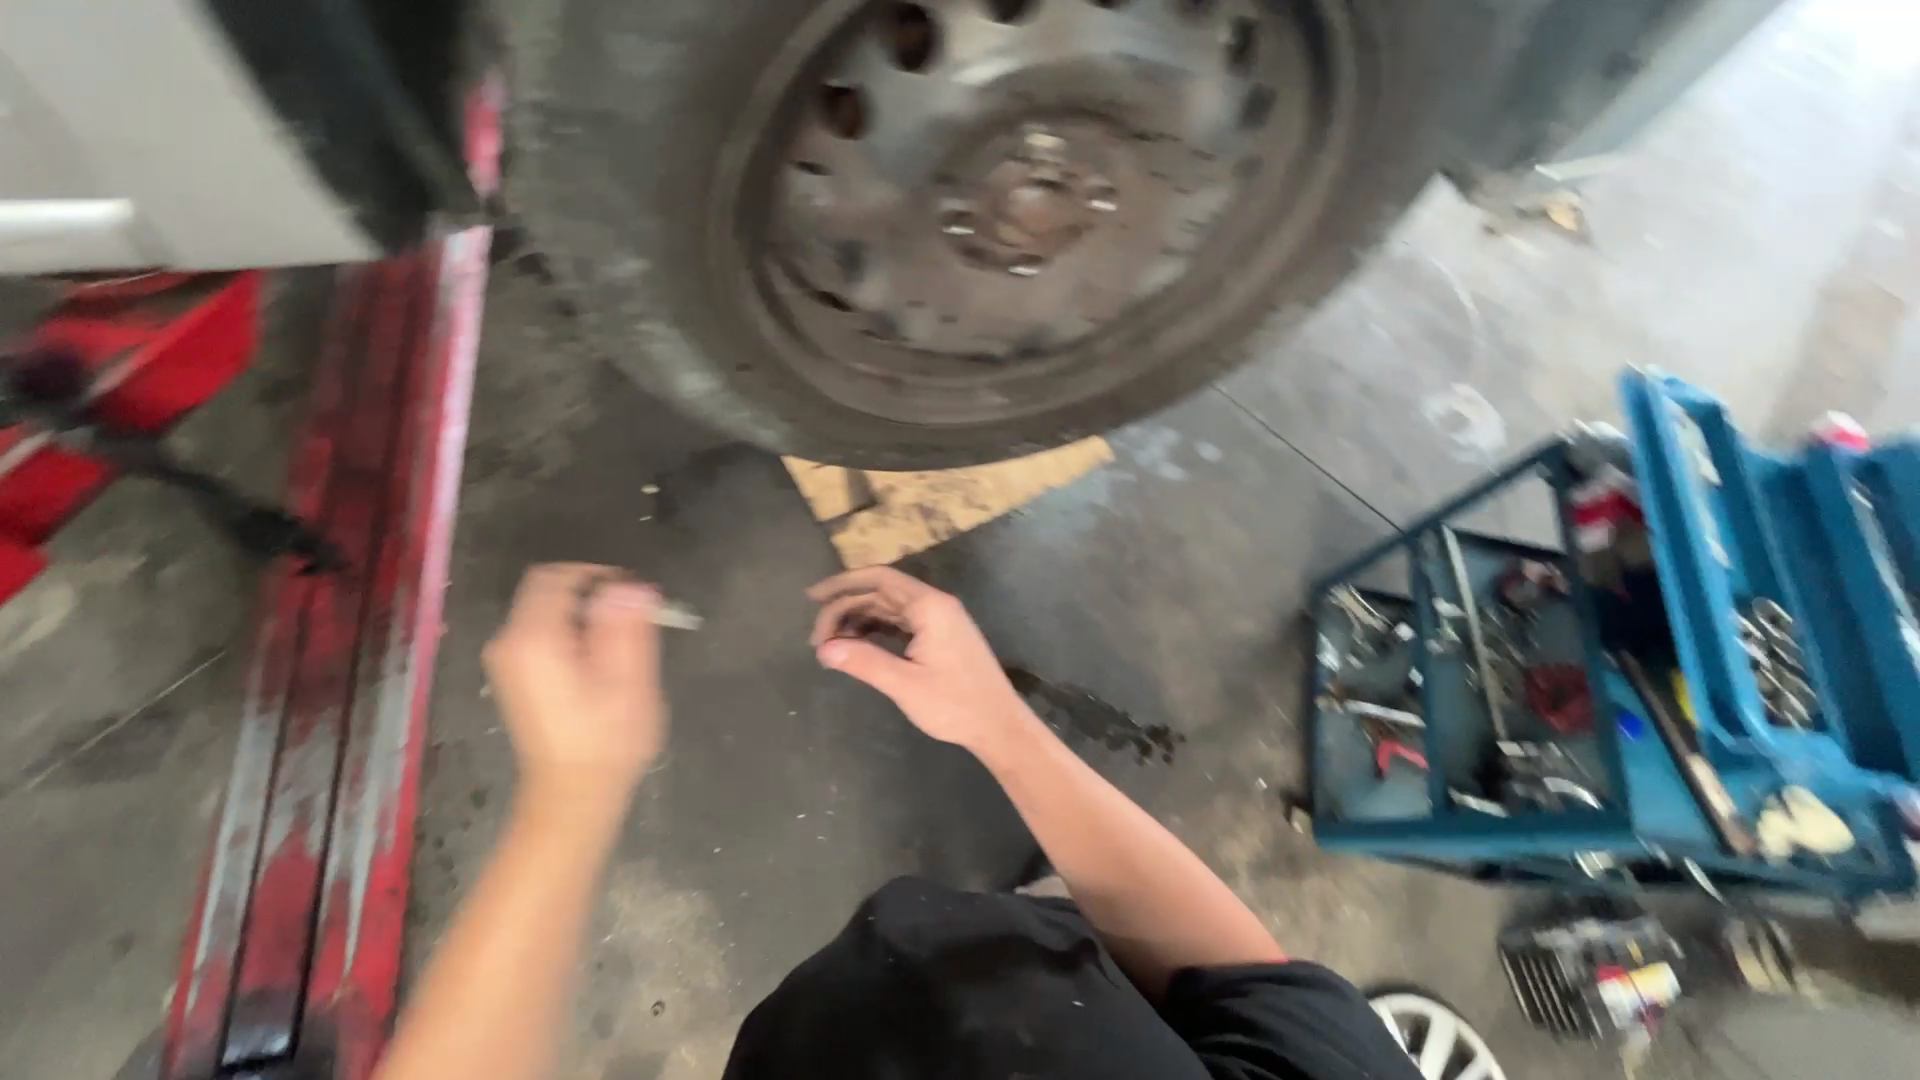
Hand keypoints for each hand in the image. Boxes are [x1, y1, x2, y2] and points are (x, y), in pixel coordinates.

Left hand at [483, 564, 665, 807]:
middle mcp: (509, 642)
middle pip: (548, 588)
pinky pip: (543, 630)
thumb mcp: (630, 682)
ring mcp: (508, 659)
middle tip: (632, 618)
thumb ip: (627, 628)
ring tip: (621, 642)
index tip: (634, 594)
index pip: (557, 576)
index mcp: (534, 639)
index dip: (598, 574)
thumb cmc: (606, 740)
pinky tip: (600, 660)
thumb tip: (631, 587)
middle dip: (593, 593)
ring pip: (546, 608)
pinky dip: (573, 630)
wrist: (573, 794)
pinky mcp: (515, 673)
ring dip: (586, 613)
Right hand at [808, 567, 1031, 752]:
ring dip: (859, 621)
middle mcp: (935, 605)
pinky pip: (901, 623)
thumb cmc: (955, 704)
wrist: (999, 725)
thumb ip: (865, 662)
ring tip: (831, 645)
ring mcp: (939, 621)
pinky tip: (857, 647)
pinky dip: (876, 630)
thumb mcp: (905, 684)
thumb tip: (825, 650)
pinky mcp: (940, 637)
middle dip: (846, 609)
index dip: (844, 583)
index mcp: (929, 606)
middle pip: (881, 594)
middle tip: (817, 639)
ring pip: (889, 609)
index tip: (813, 597)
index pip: (880, 579)